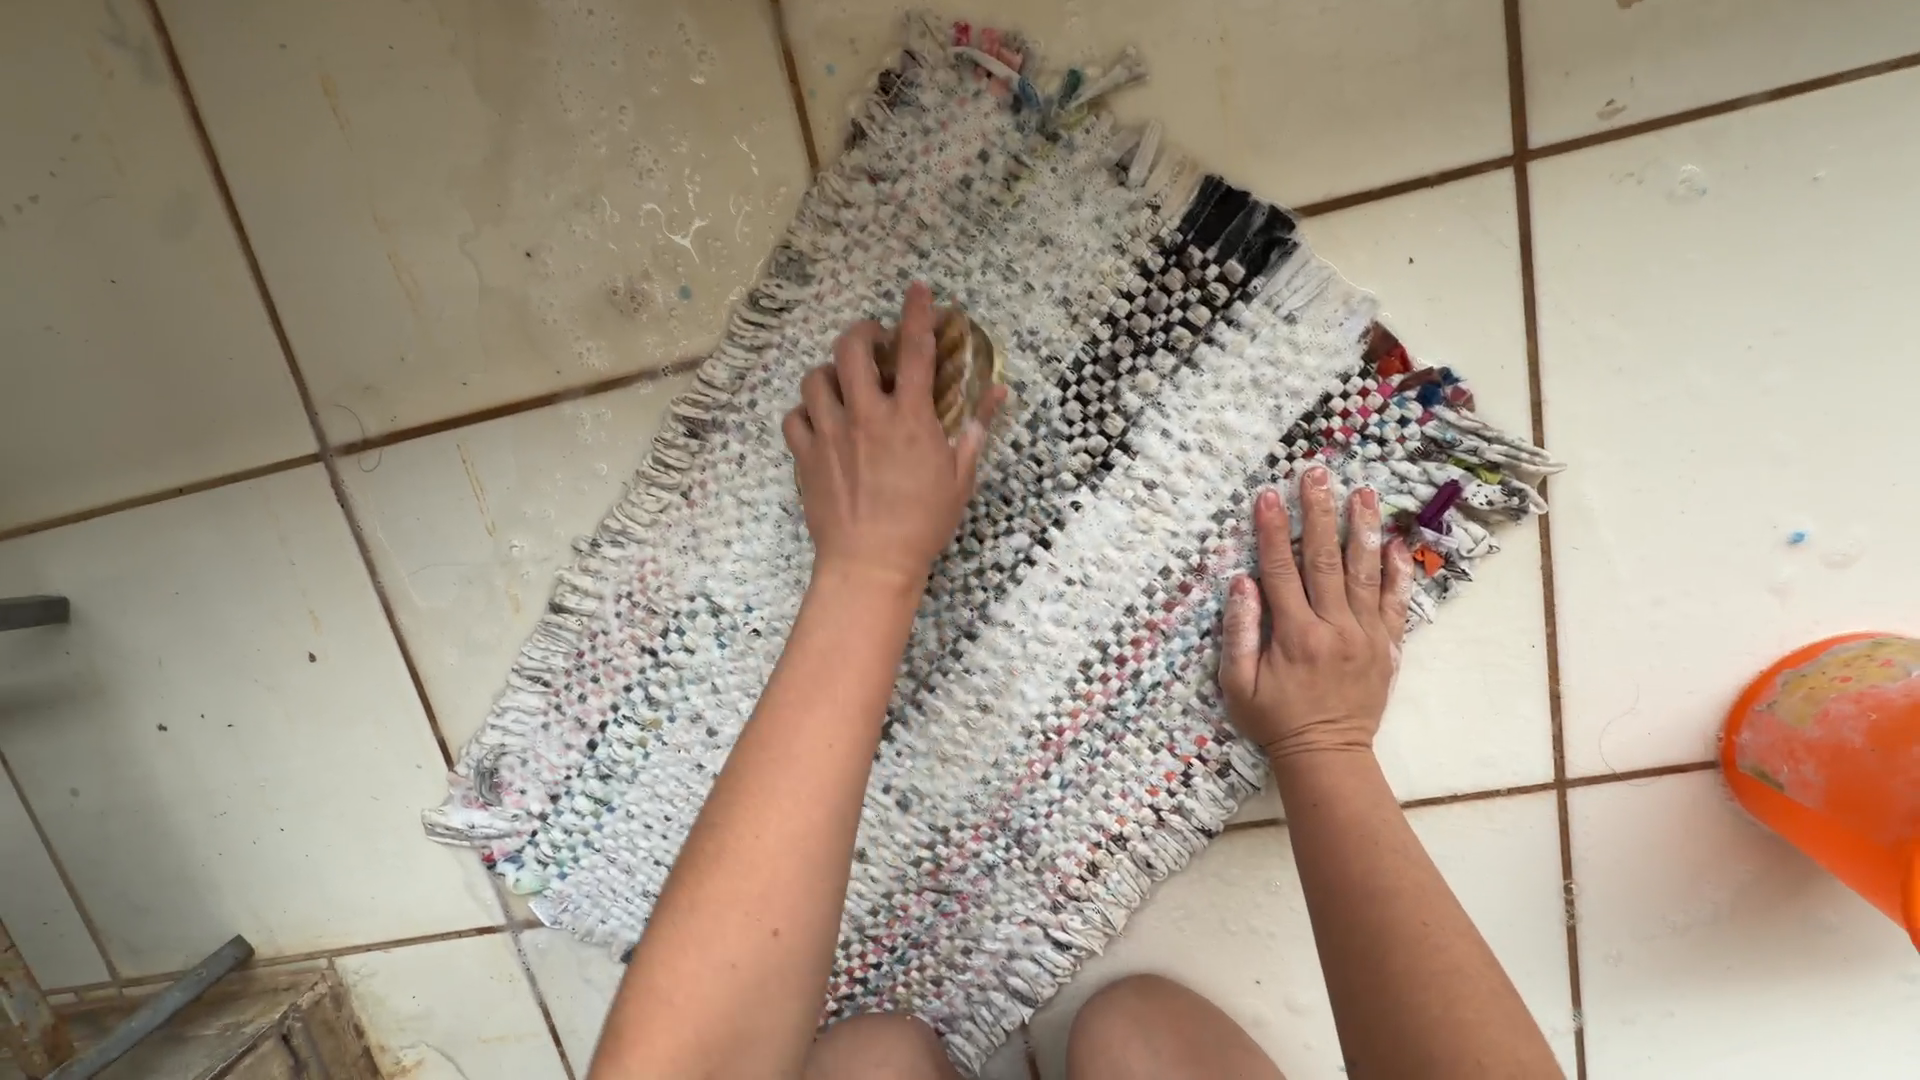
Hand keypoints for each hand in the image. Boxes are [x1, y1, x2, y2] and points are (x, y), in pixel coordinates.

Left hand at [782, 282, 1005, 591]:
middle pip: (851, 347)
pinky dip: (805, 412)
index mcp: (908, 418)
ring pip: (816, 377)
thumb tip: (999, 391)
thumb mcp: (960, 478)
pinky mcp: (804, 456)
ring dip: (831, 372)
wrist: (870, 563)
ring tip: (843, 384)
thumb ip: (977, 429)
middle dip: (862, 332)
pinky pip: (794, 417)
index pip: (914, 349)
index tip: (917, 290)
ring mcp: (829, 433)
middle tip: (873, 341)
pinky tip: (819, 422)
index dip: (917, 312)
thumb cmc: (923, 524)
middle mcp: (865, 415)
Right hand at [1219, 466, 1415, 760]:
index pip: (1281, 571)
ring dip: (1362, 529)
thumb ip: (1240, 632)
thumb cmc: (1274, 720)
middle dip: (1319, 513)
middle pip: (1326, 560)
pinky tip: (1395, 543)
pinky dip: (1398, 571)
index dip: (1273, 531)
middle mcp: (1335, 628)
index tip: (1268, 495)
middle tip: (1317, 474)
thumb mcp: (1238, 684)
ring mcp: (1367, 635)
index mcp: (1296, 636)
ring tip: (1362, 492)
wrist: (1327, 756)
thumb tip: (1242, 582)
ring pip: (1365, 572)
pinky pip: (1396, 602)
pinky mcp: (1388, 646)